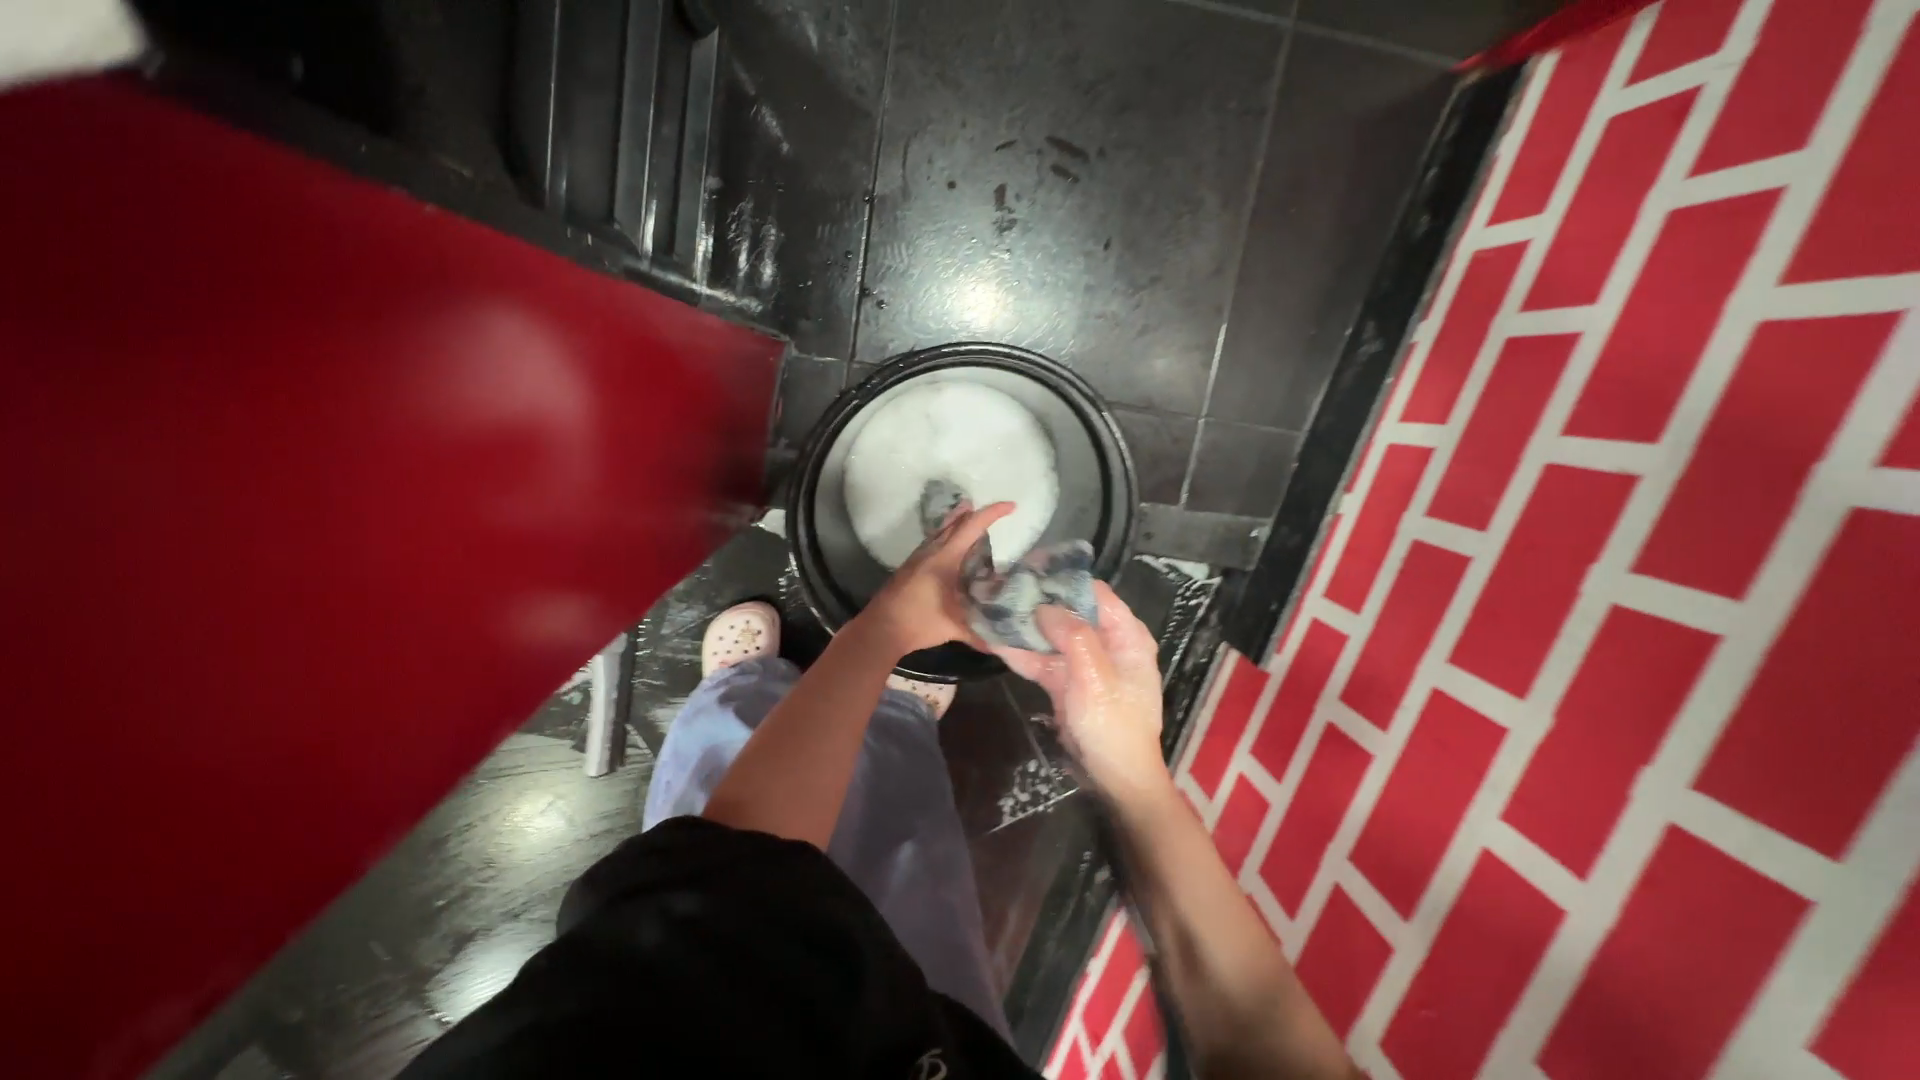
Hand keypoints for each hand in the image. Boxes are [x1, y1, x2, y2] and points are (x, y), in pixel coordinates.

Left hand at [857, 501, 1014, 656]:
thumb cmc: (918, 623)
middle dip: (974, 514)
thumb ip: (980, 635)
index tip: (1011, 506)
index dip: (992, 513)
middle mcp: (931, 552)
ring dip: (958, 523)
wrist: (881, 628)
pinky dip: (947, 537)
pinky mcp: (910, 567)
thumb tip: (1004, 646)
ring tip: (972, 520)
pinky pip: (933, 542)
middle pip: (955, 523)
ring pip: (941, 531)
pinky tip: (950, 551)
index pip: (972, 527)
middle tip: (993, 511)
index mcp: (945, 558)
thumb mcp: (953, 628)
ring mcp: (918, 558)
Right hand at [993, 582, 1167, 796]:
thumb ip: (1073, 636)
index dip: (1063, 579)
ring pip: (1052, 636)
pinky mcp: (1068, 684)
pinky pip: (1044, 661)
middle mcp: (1107, 643)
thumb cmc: (1113, 726)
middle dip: (1037, 601)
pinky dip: (1022, 653)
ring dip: (1024, 626)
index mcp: (1126, 636)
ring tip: (990, 607)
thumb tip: (1045, 605)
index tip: (1028, 568)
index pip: (1095, 593)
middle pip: (1070, 612)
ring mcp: (1086, 664)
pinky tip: (992, 639)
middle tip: (1000, 586)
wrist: (1116, 780)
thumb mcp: (1095, 678)